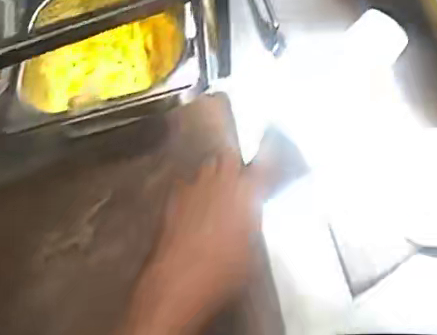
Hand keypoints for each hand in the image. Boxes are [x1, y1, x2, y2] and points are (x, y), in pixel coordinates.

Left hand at [118, 154, 261, 334]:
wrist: (179, 282)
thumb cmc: (224, 273)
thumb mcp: (251, 252)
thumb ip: (253, 222)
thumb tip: (251, 211)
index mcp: (247, 192)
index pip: (260, 167)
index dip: (262, 170)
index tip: (262, 177)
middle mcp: (223, 181)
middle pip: (229, 156)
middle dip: (232, 164)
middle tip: (234, 181)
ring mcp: (197, 186)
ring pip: (206, 165)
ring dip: (211, 174)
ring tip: (211, 192)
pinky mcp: (174, 196)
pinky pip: (185, 184)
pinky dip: (189, 191)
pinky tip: (188, 208)